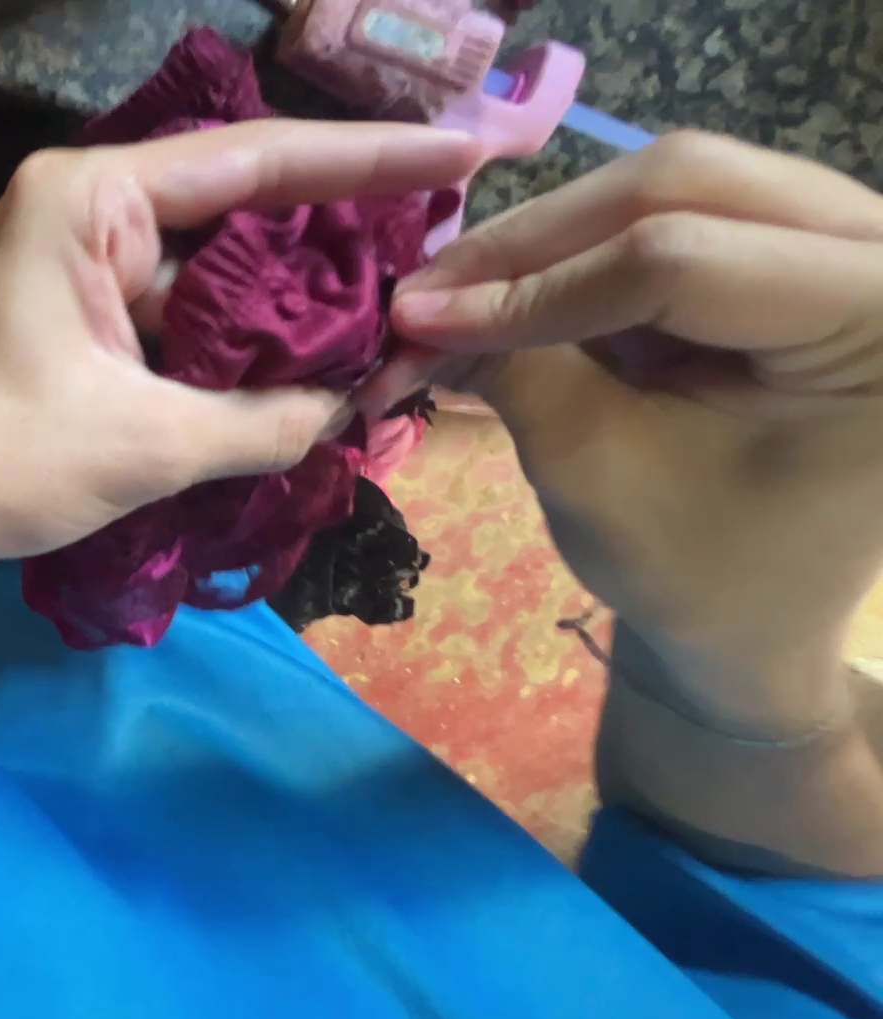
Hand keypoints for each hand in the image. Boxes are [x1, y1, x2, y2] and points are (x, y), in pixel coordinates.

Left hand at [0, 121, 481, 567]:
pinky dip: (223, 343)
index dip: (367, 160)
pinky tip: (289, 367)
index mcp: (86, 201)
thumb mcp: (152, 443)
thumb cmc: (10, 466)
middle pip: (232, 212)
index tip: (465, 153)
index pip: (251, 161)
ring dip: (276, 310)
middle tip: (430, 265)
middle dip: (326, 248)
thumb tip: (349, 408)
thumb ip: (267, 420)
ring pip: (204, 273)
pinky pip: (168, 313)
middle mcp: (78, 209)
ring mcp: (71, 261)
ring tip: (378, 328)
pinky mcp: (69, 311)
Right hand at [385, 131, 882, 736]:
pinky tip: (494, 305)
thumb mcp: (590, 470)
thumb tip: (408, 317)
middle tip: (421, 299)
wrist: (749, 604)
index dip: (528, 289)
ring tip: (446, 304)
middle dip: (526, 243)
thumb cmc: (692, 564)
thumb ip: (512, 373)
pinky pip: (657, 222)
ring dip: (535, 246)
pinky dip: (558, 263)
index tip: (409, 326)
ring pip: (666, 187)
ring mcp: (843, 242)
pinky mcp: (780, 257)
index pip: (682, 259)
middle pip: (682, 184)